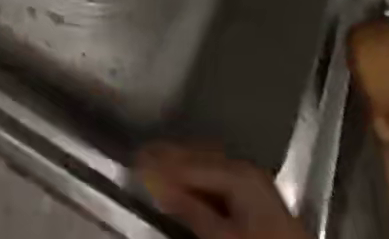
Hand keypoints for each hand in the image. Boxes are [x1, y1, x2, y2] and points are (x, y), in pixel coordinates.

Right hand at [136, 144, 312, 238]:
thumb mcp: (223, 236)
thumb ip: (188, 207)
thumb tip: (153, 181)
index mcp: (238, 173)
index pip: (188, 161)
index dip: (158, 161)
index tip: (134, 162)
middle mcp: (245, 169)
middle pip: (196, 156)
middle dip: (166, 159)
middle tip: (137, 160)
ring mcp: (253, 182)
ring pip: (205, 165)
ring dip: (179, 168)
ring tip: (153, 170)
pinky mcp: (255, 197)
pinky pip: (216, 178)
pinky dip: (196, 180)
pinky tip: (182, 186)